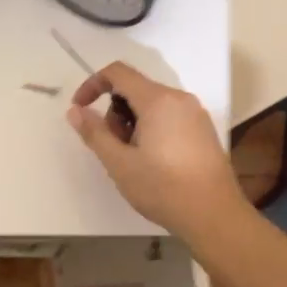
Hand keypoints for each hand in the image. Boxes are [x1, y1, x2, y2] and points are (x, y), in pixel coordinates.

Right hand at [68, 62, 250, 242]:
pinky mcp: (202, 131)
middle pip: (136, 89)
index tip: (80, 109)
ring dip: (132, 123)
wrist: (212, 214)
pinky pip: (169, 118)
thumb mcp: (119, 163)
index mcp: (158, 100)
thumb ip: (94, 133)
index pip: (118, 73)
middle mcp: (179, 99)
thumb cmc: (162, 187)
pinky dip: (151, 130)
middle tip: (112, 148)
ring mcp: (195, 114)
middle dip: (114, 112)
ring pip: (152, 105)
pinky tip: (152, 162)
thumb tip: (74, 111)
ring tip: (132, 159)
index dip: (93, 85)